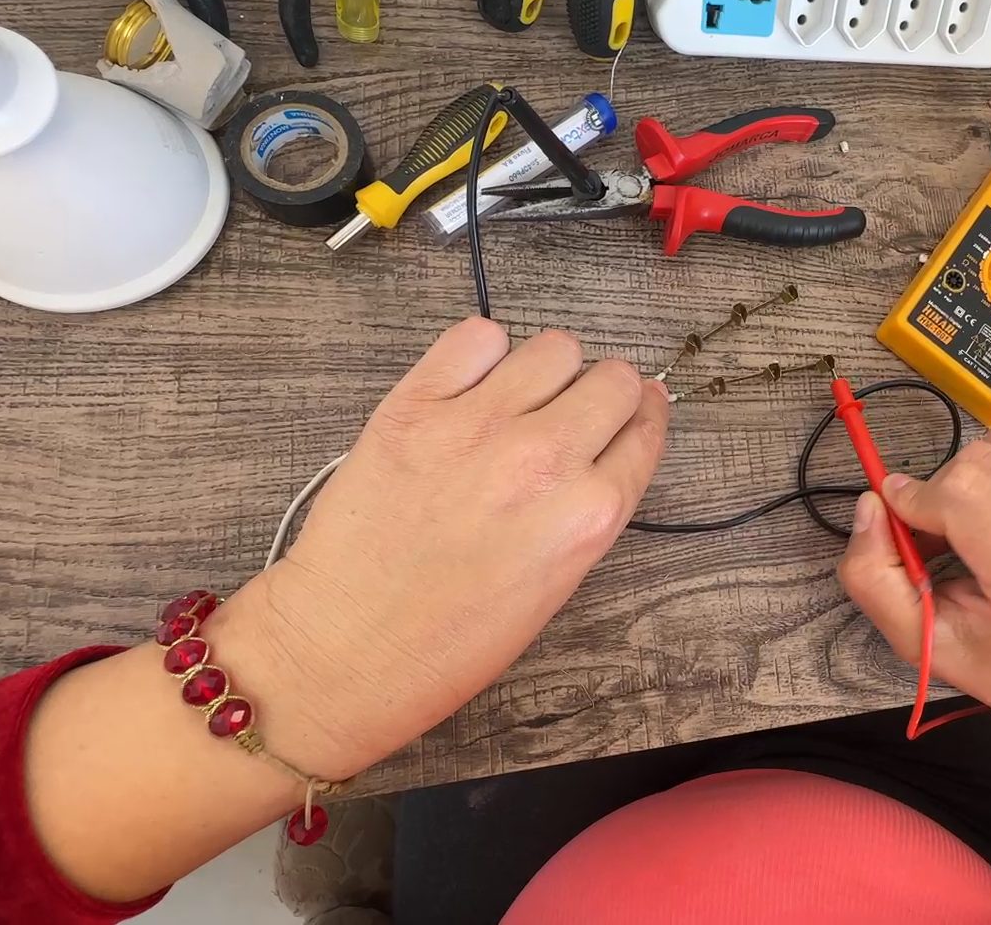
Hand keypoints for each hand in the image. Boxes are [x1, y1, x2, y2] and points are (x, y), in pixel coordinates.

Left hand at [210, 318, 669, 779]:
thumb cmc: (454, 638)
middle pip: (615, 378)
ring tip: (521, 401)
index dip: (645, 415)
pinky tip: (473, 387)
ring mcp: (479, 427)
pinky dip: (483, 354)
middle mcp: (545, 461)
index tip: (637, 409)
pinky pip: (477, 337)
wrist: (344, 652)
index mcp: (590, 515)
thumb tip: (611, 442)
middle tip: (575, 413)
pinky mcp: (414, 407)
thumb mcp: (557, 580)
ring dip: (550, 372)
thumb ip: (593, 505)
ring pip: (556, 348)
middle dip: (605, 393)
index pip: (646, 429)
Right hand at [836, 418, 990, 821]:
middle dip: (941, 489)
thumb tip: (872, 501)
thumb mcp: (919, 642)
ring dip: (973, 475)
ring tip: (975, 523)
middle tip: (938, 535)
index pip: (966, 495)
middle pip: (982, 461)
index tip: (902, 523)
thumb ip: (871, 576)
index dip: (917, 498)